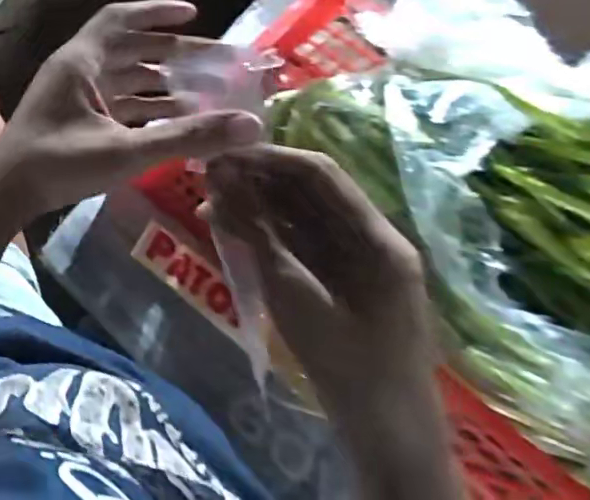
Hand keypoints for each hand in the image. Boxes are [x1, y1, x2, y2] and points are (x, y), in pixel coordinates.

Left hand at [0, 0, 263, 219]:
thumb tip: (250, 123)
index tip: (194, 13)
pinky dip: (148, 105)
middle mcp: (76, 70)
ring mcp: (74, 95)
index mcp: (79, 62)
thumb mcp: (124, 150)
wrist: (6, 192)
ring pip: (125, 77)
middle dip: (171, 51)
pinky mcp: (76, 118)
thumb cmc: (58, 162)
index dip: (155, 12)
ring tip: (209, 90)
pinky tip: (179, 118)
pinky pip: (118, 101)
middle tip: (218, 60)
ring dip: (163, 80)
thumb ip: (185, 137)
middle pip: (128, 48)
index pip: (118, 19)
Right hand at [206, 146, 433, 412]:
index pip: (318, 172)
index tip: (219, 155)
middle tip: (205, 177)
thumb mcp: (292, 290)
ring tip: (208, 203)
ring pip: (299, 211)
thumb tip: (219, 175)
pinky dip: (263, 227)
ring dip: (254, 201)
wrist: (384, 433)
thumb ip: (255, 228)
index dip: (267, 157)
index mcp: (377, 237)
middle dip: (255, 177)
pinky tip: (228, 227)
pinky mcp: (340, 275)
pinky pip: (298, 236)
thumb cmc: (343, 360)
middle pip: (308, 188)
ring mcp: (356, 257)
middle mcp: (371, 237)